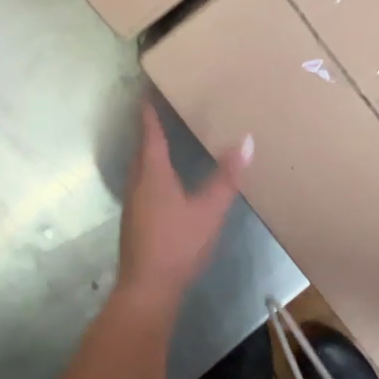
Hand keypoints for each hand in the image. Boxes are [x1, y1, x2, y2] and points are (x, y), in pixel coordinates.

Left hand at [116, 102, 251, 303]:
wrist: (147, 288)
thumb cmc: (178, 245)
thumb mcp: (209, 210)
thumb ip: (227, 177)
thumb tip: (246, 140)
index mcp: (153, 173)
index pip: (150, 132)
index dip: (149, 111)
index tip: (147, 89)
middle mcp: (137, 182)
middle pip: (141, 147)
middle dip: (148, 127)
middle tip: (159, 109)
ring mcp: (132, 203)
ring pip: (139, 166)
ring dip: (148, 150)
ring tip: (162, 139)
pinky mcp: (134, 220)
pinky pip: (141, 182)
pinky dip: (150, 170)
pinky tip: (162, 181)